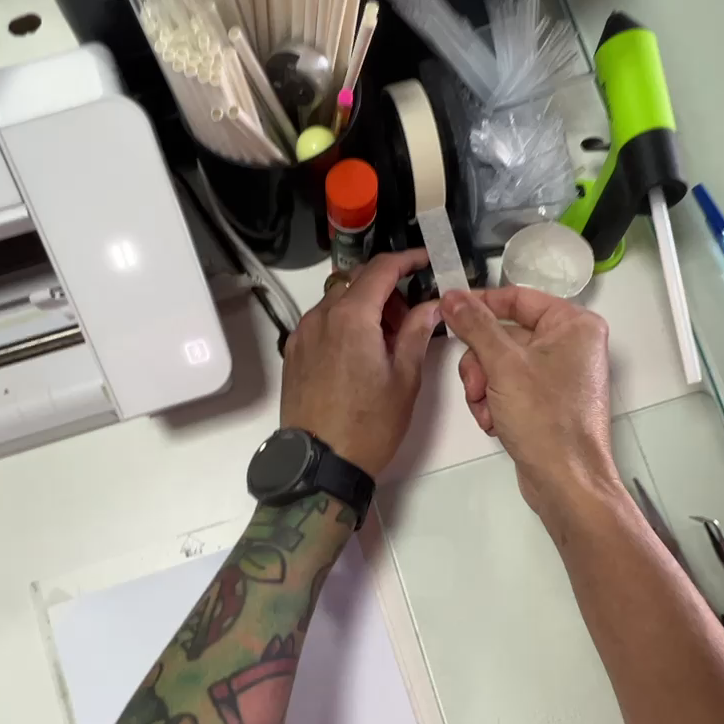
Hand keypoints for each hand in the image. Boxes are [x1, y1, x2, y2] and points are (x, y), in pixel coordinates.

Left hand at [280, 249, 442, 477]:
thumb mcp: (404, 380)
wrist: (320, 464)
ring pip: (336, 302)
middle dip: (386, 290)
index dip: (407, 259)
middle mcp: (320, 317)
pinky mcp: (292, 353)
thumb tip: (431, 306)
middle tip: (409, 319)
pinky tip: (358, 354)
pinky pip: (321, 323)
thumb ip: (417, 333)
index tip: (426, 261)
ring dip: (363, 308)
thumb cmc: (368, 426)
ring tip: (384, 343)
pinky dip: (343, 325)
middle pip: (356, 282)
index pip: (381, 269)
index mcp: (352, 317)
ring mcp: (302, 334)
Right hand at [443, 287, 618, 523]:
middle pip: (503, 335)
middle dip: (481, 364)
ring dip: (483, 388)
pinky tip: (495, 423)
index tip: (447, 312)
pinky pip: (508, 387)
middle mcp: (570, 344)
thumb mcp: (503, 365)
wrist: (565, 481)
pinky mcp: (546, 401)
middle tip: (476, 387)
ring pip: (499, 363)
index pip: (516, 298)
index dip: (480, 304)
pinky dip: (494, 403)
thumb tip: (452, 295)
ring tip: (488, 412)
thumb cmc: (544, 418)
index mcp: (573, 324)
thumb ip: (475, 325)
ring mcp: (558, 374)